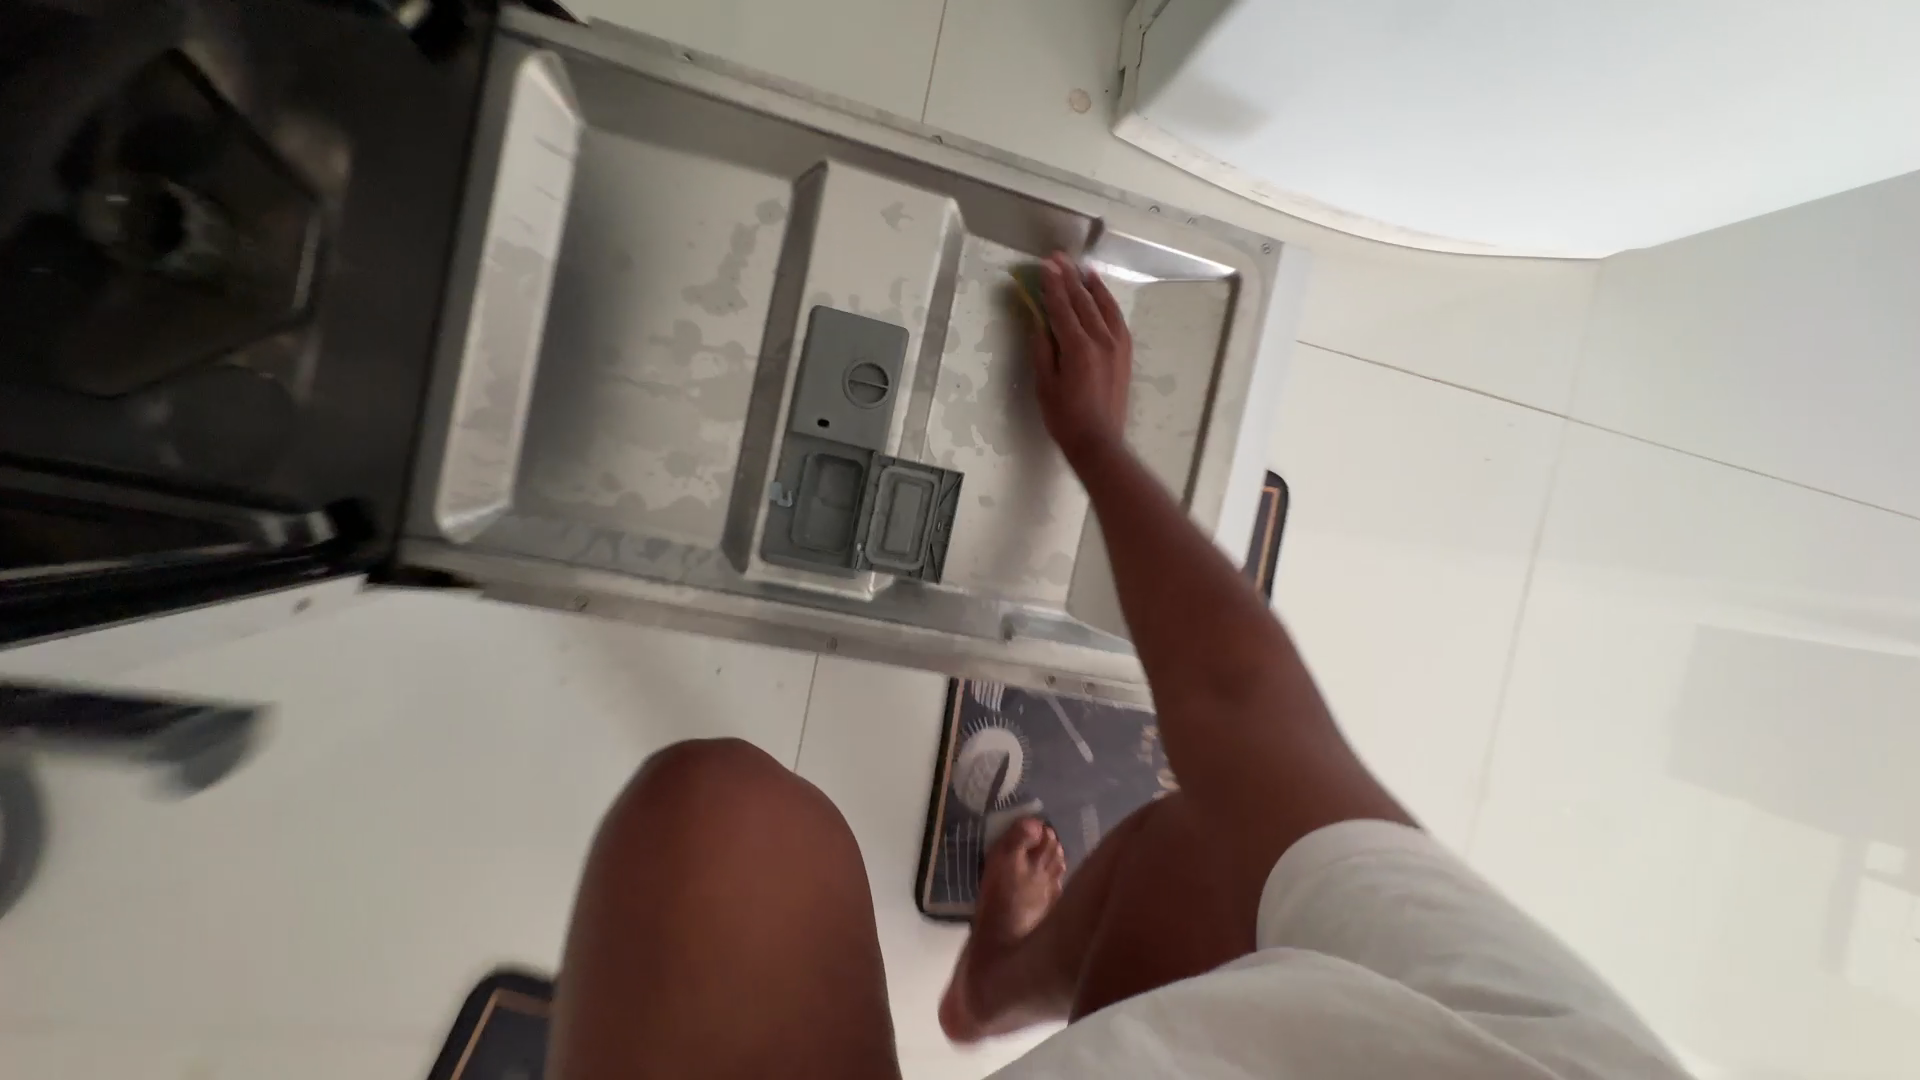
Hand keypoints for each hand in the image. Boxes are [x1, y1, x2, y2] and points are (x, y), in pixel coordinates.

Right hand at [1027, 251, 1131, 463]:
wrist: (1099, 441)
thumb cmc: (1064, 418)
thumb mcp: (1044, 384)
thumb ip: (1042, 348)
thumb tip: (1038, 319)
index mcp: (1077, 348)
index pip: (1061, 308)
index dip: (1051, 285)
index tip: (1045, 266)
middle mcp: (1101, 340)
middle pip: (1083, 302)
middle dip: (1069, 279)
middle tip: (1058, 259)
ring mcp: (1117, 345)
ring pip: (1103, 306)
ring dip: (1091, 286)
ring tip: (1081, 268)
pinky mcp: (1125, 353)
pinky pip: (1116, 319)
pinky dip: (1107, 303)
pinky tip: (1100, 295)